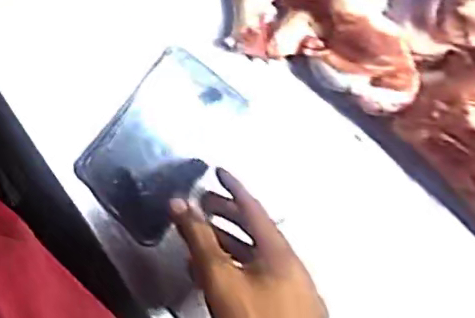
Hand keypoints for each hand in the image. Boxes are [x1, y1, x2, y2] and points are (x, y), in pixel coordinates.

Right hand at [172, 169, 324, 317]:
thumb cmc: (252, 316)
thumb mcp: (218, 274)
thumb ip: (197, 235)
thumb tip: (178, 202)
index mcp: (282, 256)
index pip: (254, 209)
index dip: (233, 187)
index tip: (216, 171)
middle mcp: (294, 271)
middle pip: (257, 231)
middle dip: (226, 213)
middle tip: (200, 202)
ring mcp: (296, 294)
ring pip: (257, 254)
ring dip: (226, 240)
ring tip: (199, 236)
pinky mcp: (290, 311)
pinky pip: (261, 274)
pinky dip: (236, 261)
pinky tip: (215, 270)